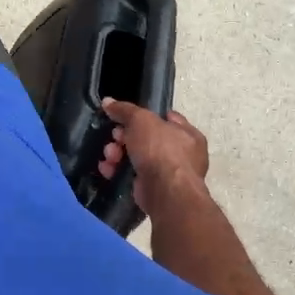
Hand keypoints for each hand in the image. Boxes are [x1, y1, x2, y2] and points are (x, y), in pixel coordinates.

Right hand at [98, 98, 211, 217]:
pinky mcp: (154, 188)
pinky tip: (108, 168)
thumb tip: (108, 102)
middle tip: (115, 137)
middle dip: (123, 136)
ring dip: (117, 153)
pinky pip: (132, 173)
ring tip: (110, 156)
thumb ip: (124, 109)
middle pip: (145, 137)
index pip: (165, 118)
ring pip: (135, 155)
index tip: (125, 116)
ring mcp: (168, 172)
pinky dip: (118, 170)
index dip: (144, 115)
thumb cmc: (159, 149)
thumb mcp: (140, 119)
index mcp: (187, 134)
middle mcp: (181, 154)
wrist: (165, 192)